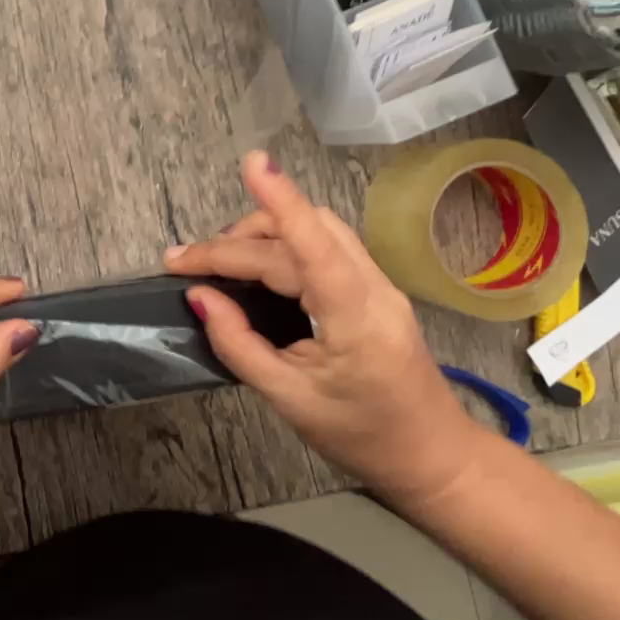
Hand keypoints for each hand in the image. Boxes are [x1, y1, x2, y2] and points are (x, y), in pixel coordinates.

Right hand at [165, 151, 487, 503]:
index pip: (314, 247)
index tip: (253, 161)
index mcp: (356, 320)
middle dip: (237, 239)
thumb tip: (200, 296)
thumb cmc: (362, 436)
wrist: (434, 458)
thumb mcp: (289, 400)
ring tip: (216, 261)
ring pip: (316, 230)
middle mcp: (373, 289)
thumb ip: (239, 344)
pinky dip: (281, 243)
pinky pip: (324, 246)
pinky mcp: (374, 287)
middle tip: (185, 263)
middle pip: (302, 234)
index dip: (282, 200)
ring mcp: (379, 284)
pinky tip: (253, 265)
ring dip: (260, 233)